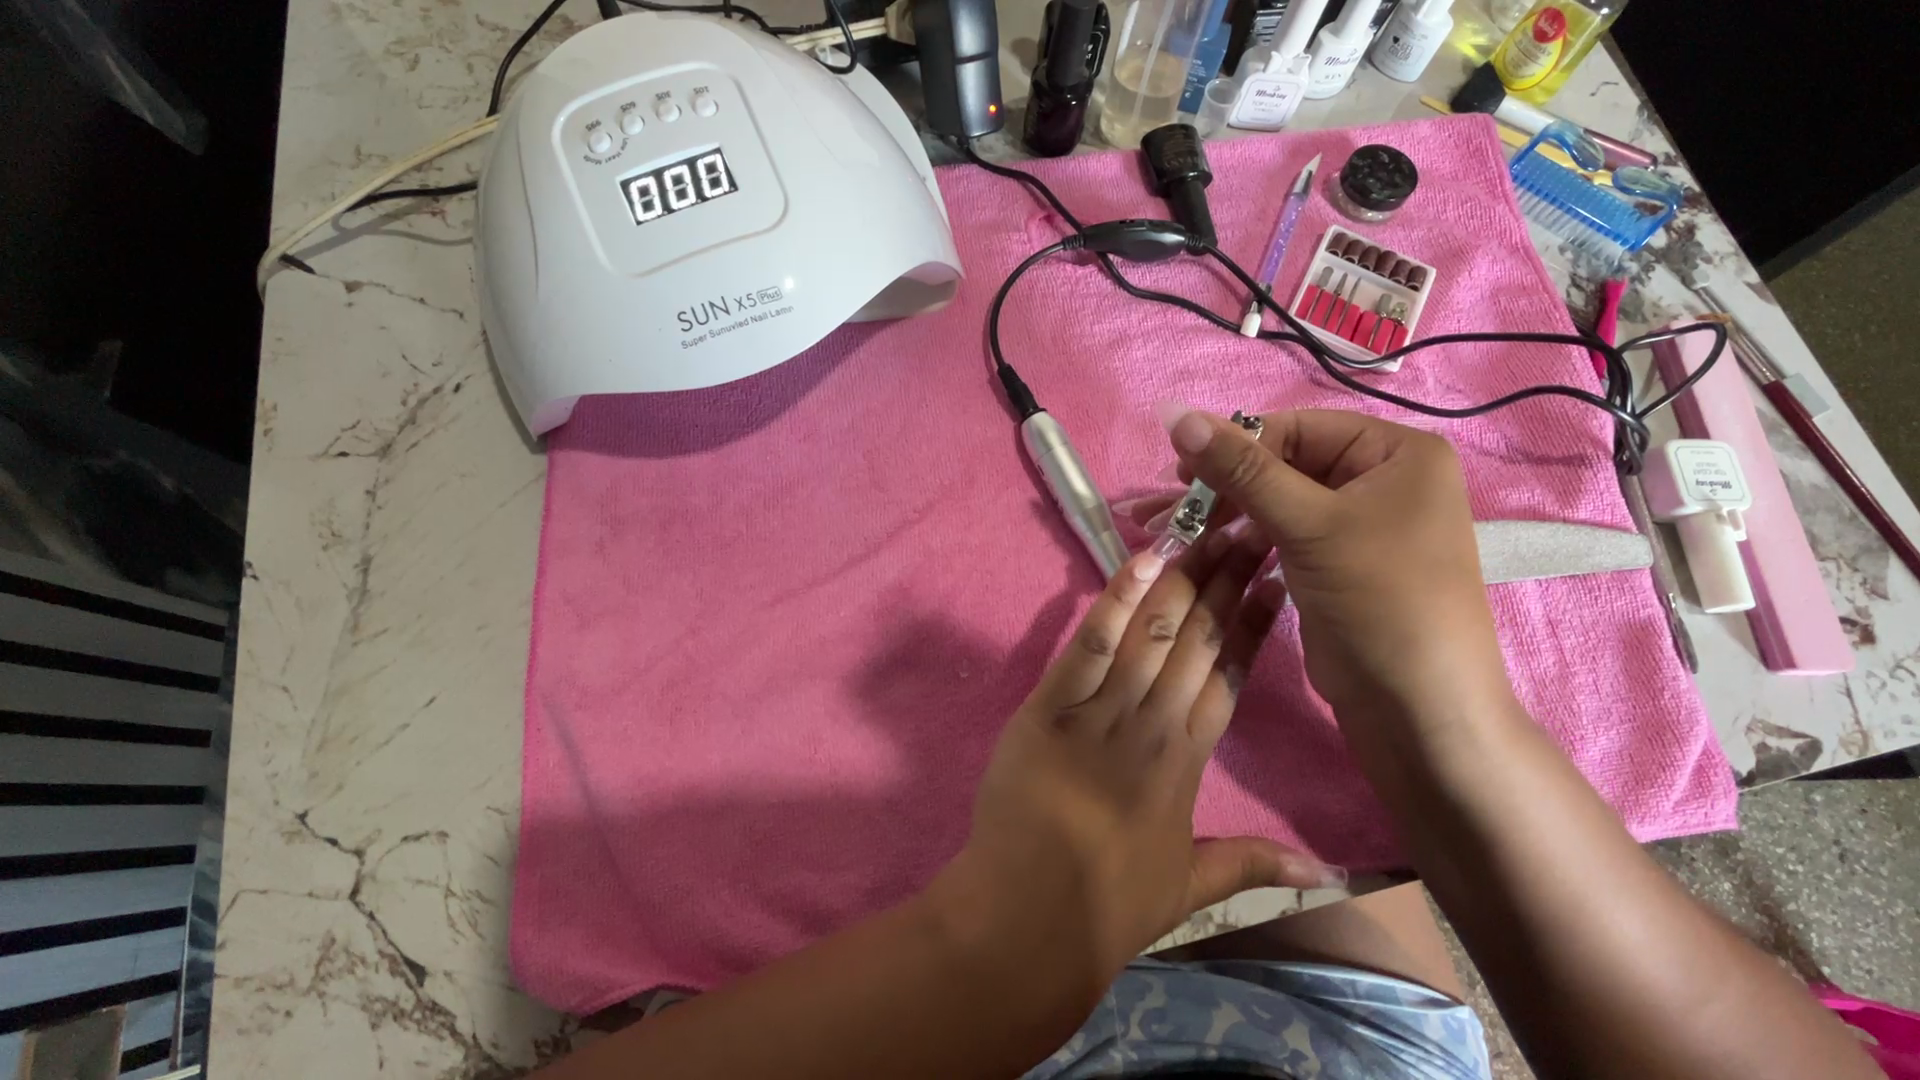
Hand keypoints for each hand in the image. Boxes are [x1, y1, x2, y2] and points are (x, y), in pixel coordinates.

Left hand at [929, 527, 1343, 994]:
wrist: (1030, 918)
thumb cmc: (1106, 904)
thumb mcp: (1189, 886)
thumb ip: (1253, 863)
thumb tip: (1329, 872)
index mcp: (1188, 761)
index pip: (1229, 677)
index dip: (1253, 626)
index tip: (1276, 582)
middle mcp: (1154, 725)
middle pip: (1198, 640)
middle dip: (1225, 581)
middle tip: (1250, 528)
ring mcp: (1103, 713)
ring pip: (1152, 632)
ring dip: (1183, 578)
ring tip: (1209, 529)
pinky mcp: (1051, 707)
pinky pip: (1090, 644)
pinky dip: (1115, 598)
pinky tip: (1143, 558)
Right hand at [1154, 409, 1513, 729]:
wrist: (1416, 705)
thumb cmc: (1379, 599)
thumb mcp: (1309, 524)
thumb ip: (1241, 468)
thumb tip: (1175, 413)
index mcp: (1396, 453)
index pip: (1297, 429)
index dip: (1235, 445)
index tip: (1177, 471)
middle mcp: (1378, 480)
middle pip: (1281, 465)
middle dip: (1218, 484)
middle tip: (1159, 506)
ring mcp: (1353, 525)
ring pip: (1272, 503)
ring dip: (1219, 513)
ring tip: (1160, 526)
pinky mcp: (1330, 563)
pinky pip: (1276, 535)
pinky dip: (1238, 539)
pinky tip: (1196, 545)